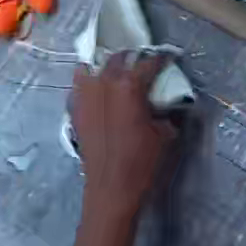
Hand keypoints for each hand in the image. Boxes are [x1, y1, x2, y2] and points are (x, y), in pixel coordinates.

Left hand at [59, 52, 175, 245]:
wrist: (110, 189)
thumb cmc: (142, 162)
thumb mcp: (165, 135)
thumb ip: (165, 112)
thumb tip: (164, 104)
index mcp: (129, 86)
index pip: (149, 62)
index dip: (162, 58)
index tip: (170, 57)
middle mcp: (104, 83)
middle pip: (118, 58)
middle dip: (132, 57)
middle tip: (143, 62)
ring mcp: (85, 95)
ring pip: (93, 67)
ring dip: (107, 65)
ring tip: (117, 71)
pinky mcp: (75, 109)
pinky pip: (80, 85)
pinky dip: (89, 81)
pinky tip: (98, 88)